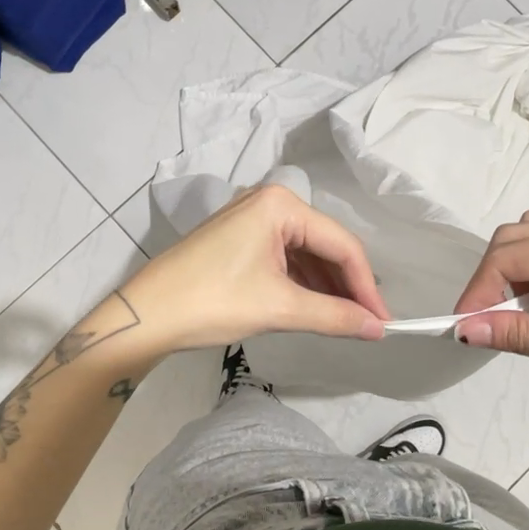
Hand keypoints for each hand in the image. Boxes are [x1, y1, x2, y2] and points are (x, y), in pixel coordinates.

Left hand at [121, 185, 391, 352]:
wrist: (146, 314)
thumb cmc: (212, 302)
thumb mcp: (279, 308)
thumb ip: (334, 316)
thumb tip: (377, 328)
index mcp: (281, 204)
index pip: (341, 243)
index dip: (366, 285)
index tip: (382, 322)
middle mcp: (268, 201)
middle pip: (324, 244)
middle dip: (346, 285)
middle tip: (367, 324)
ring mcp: (250, 219)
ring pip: (304, 253)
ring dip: (326, 287)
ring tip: (345, 322)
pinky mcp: (238, 239)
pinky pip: (283, 258)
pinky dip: (302, 283)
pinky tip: (315, 308)